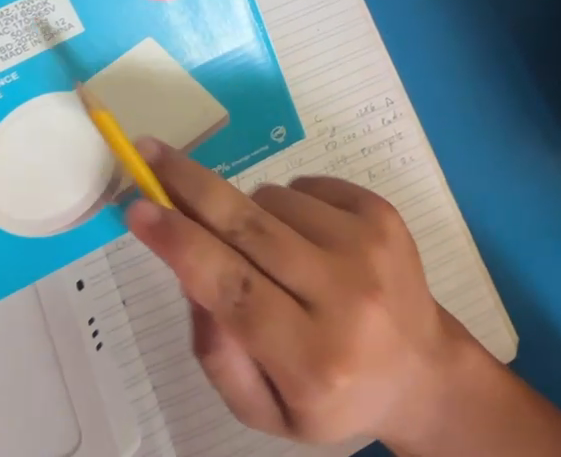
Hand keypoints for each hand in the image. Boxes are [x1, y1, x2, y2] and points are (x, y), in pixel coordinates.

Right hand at [123, 139, 485, 450]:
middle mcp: (346, 298)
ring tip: (270, 253)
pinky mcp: (383, 212)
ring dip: (248, 213)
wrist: (422, 369)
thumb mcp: (266, 408)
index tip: (138, 207)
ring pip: (271, 199)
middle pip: (249, 228)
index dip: (180, 244)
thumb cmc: (333, 394)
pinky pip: (303, 183)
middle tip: (150, 153)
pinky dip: (286, 202)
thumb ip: (217, 352)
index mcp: (312, 360)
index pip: (233, 289)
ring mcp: (369, 247)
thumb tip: (187, 271)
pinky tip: (305, 240)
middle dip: (190, 186)